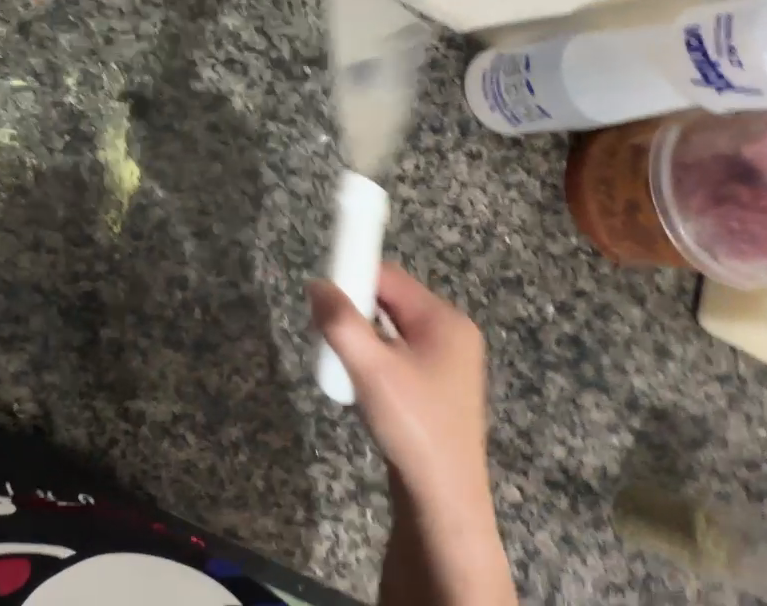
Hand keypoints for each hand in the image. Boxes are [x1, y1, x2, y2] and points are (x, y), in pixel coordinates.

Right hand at [309, 263, 491, 511]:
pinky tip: (357, 379)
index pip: (387, 274)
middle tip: (328, 337)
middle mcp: (450, 332)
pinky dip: (368, 355)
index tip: (320, 299)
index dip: (350, 277)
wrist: (440, 492)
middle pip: (386, 298)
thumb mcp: (370, 368)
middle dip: (350, 311)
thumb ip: (340, 321)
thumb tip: (316, 285)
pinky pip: (391, 348)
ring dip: (356, 336)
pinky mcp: (432, 381)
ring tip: (342, 363)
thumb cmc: (411, 424)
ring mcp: (444, 358)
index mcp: (444, 321)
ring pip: (385, 324)